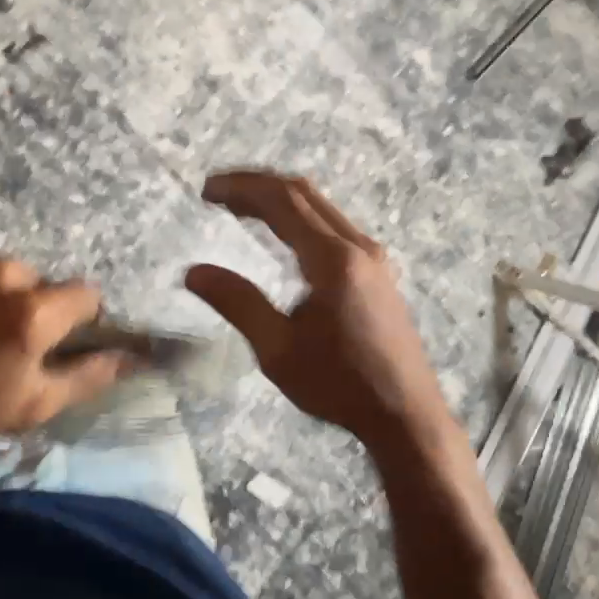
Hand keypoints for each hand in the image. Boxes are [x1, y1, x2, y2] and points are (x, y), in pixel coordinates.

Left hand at [0, 252, 125, 468]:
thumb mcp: (31, 406)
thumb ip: (88, 376)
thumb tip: (131, 357)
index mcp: (33, 310)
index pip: (86, 295)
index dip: (80, 320)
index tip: (59, 343)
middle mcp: (2, 272)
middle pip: (40, 283)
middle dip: (32, 309)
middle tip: (3, 346)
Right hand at [186, 172, 454, 451]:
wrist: (405, 413)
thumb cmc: (339, 384)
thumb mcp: (278, 350)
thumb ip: (237, 303)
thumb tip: (194, 272)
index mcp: (333, 259)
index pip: (282, 200)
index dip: (241, 188)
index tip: (206, 191)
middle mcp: (358, 247)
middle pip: (304, 194)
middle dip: (258, 186)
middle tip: (218, 194)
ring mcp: (373, 258)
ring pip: (322, 208)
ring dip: (280, 200)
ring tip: (241, 209)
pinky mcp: (379, 273)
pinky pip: (334, 226)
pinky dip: (301, 218)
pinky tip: (283, 237)